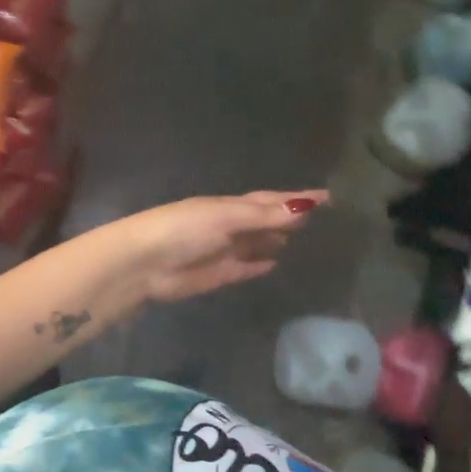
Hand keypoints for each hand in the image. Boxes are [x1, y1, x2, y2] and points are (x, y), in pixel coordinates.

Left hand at [124, 191, 327, 302]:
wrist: (143, 263)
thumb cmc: (182, 229)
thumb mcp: (225, 217)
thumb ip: (262, 216)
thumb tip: (304, 208)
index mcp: (229, 205)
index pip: (270, 199)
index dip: (297, 198)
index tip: (327, 196)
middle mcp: (228, 225)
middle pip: (265, 220)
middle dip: (289, 217)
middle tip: (321, 218)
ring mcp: (224, 251)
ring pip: (257, 243)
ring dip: (277, 240)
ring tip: (304, 239)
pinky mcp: (218, 275)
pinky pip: (246, 267)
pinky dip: (260, 264)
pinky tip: (276, 263)